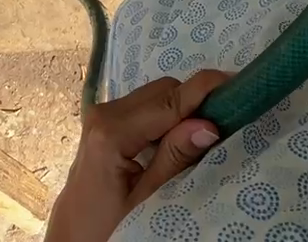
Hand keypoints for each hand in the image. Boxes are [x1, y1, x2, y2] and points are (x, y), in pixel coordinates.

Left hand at [44, 70, 232, 241]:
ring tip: (203, 134)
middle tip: (224, 123)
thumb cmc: (108, 228)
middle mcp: (105, 112)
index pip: (168, 100)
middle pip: (163, 92)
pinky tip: (176, 140)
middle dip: (194, 103)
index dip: (203, 89)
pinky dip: (166, 116)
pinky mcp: (105, 119)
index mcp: (112, 132)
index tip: (235, 83)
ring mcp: (102, 113)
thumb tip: (209, 123)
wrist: (72, 239)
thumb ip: (175, 160)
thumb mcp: (147, 202)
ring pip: (156, 95)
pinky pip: (145, 106)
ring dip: (181, 109)